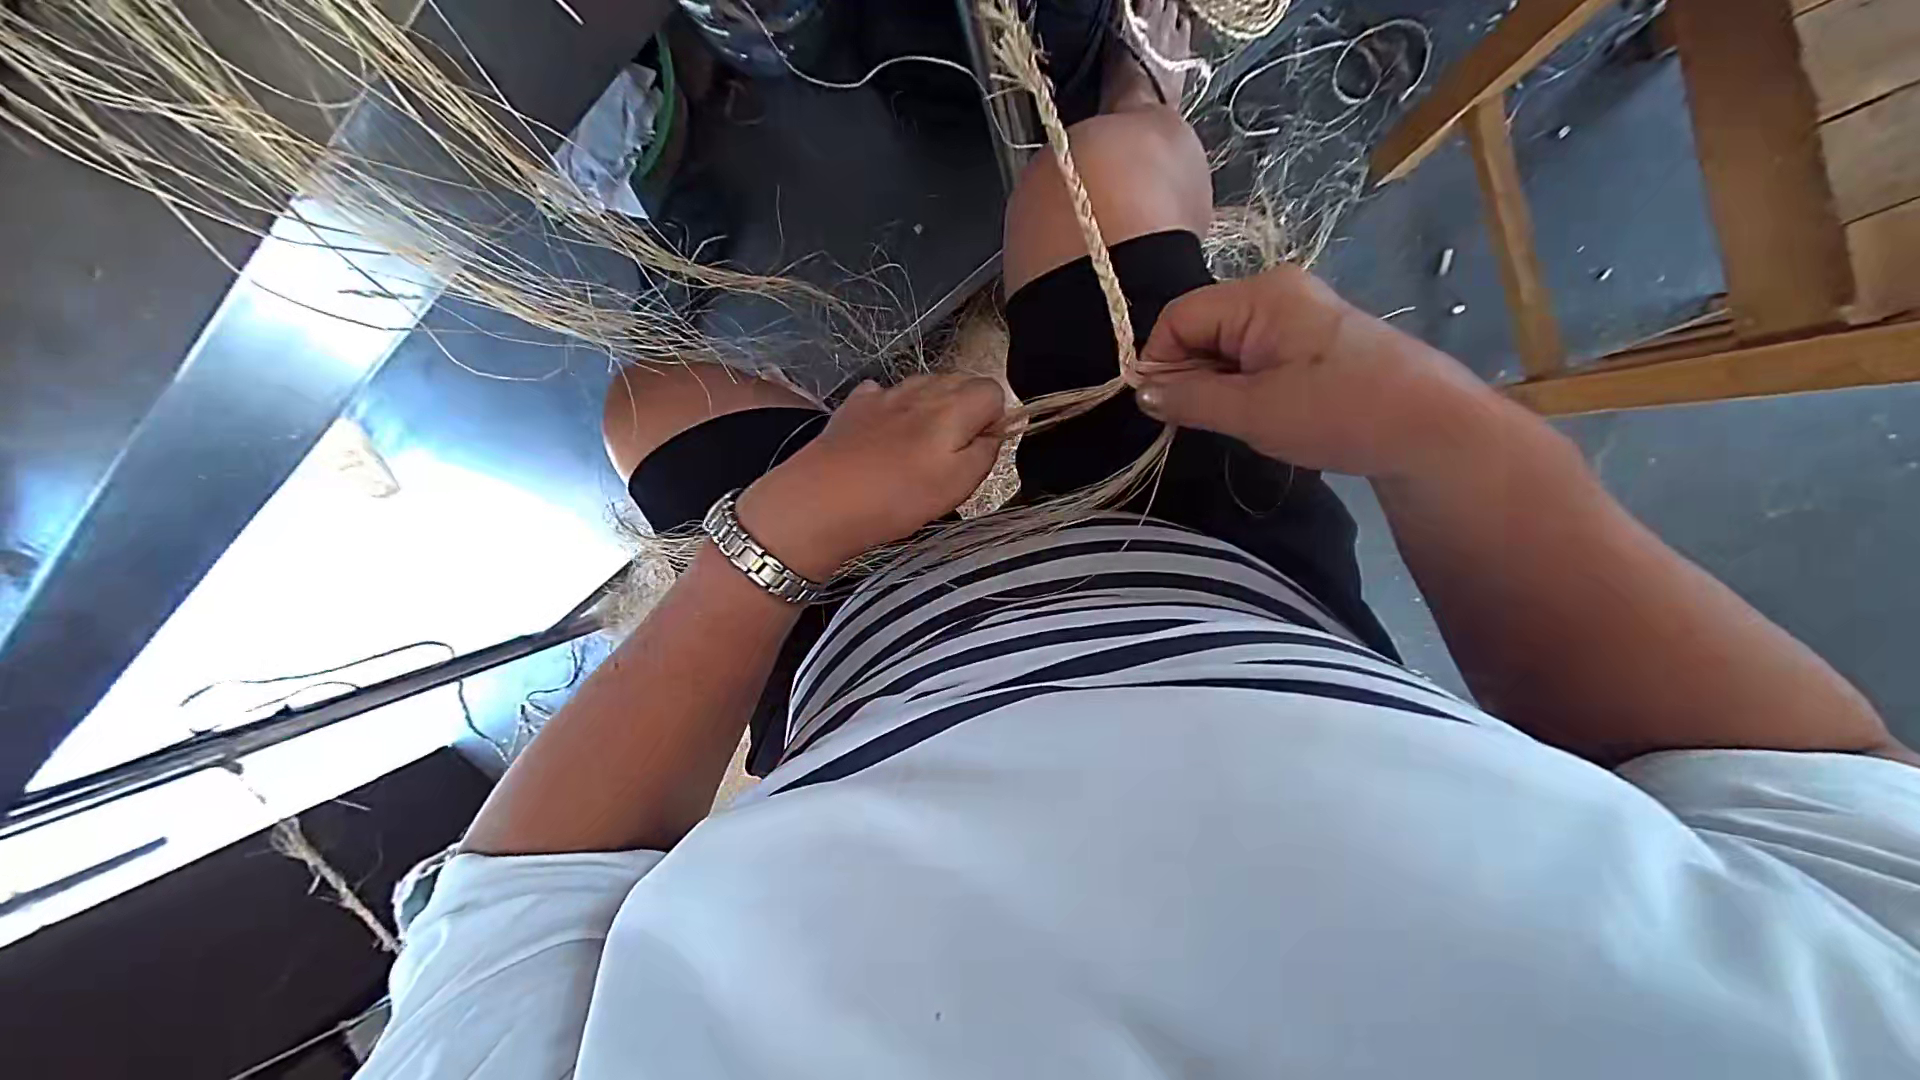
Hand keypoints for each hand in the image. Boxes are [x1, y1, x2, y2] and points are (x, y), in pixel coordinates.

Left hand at [736, 375, 1005, 579]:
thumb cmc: (896, 499)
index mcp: (952, 406)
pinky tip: (883, 439)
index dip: (993, 420)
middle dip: (966, 412)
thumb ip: (985, 452)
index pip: (993, 390)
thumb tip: (992, 433)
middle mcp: (920, 388)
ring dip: (931, 411)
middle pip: (960, 383)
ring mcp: (884, 393)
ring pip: (925, 388)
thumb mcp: (958, 485)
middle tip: (949, 457)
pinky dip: (895, 411)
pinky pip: (888, 396)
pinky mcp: (854, 405)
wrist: (819, 502)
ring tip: (916, 451)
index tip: (977, 451)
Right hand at [1133, 266, 1506, 479]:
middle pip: (1199, 327)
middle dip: (1185, 373)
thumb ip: (1188, 398)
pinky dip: (1237, 383)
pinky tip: (1254, 411)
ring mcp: (1295, 314)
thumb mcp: (1251, 411)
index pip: (1178, 317)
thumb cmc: (1339, 413)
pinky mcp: (1308, 340)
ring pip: (1222, 344)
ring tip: (1231, 419)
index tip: (1159, 408)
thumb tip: (1141, 392)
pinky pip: (1249, 354)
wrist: (1433, 431)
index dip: (1158, 361)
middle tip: (1195, 419)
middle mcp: (1274, 293)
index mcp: (1259, 296)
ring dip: (1212, 383)